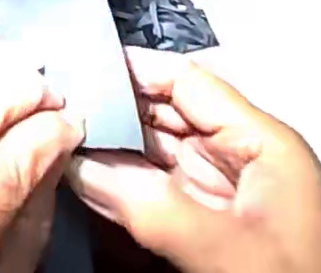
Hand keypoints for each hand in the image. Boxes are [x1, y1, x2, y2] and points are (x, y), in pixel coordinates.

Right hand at [65, 48, 320, 272]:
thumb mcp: (237, 254)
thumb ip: (158, 208)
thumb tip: (82, 167)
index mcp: (261, 141)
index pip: (186, 79)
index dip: (133, 67)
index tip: (80, 66)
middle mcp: (241, 159)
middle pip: (166, 115)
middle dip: (114, 110)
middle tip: (59, 108)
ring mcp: (227, 199)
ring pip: (157, 157)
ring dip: (113, 151)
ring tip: (63, 141)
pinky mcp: (215, 234)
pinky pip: (159, 197)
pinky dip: (125, 190)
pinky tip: (89, 184)